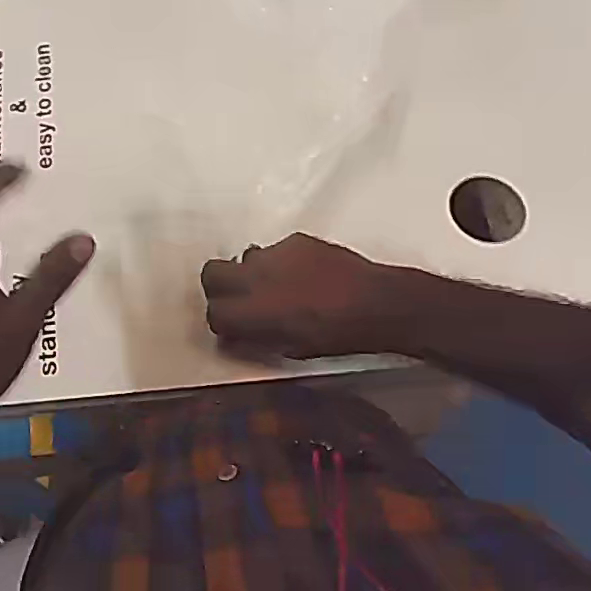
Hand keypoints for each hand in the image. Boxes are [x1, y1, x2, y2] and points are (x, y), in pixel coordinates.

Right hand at [201, 234, 421, 358]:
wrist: (379, 304)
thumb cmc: (337, 335)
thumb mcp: (290, 348)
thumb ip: (257, 338)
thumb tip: (238, 335)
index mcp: (251, 311)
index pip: (213, 312)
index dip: (221, 321)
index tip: (232, 326)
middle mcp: (254, 278)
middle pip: (212, 273)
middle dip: (219, 286)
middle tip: (236, 298)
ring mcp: (274, 255)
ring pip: (244, 259)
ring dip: (252, 273)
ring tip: (276, 287)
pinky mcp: (294, 241)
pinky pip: (275, 251)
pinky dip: (281, 263)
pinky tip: (303, 276)